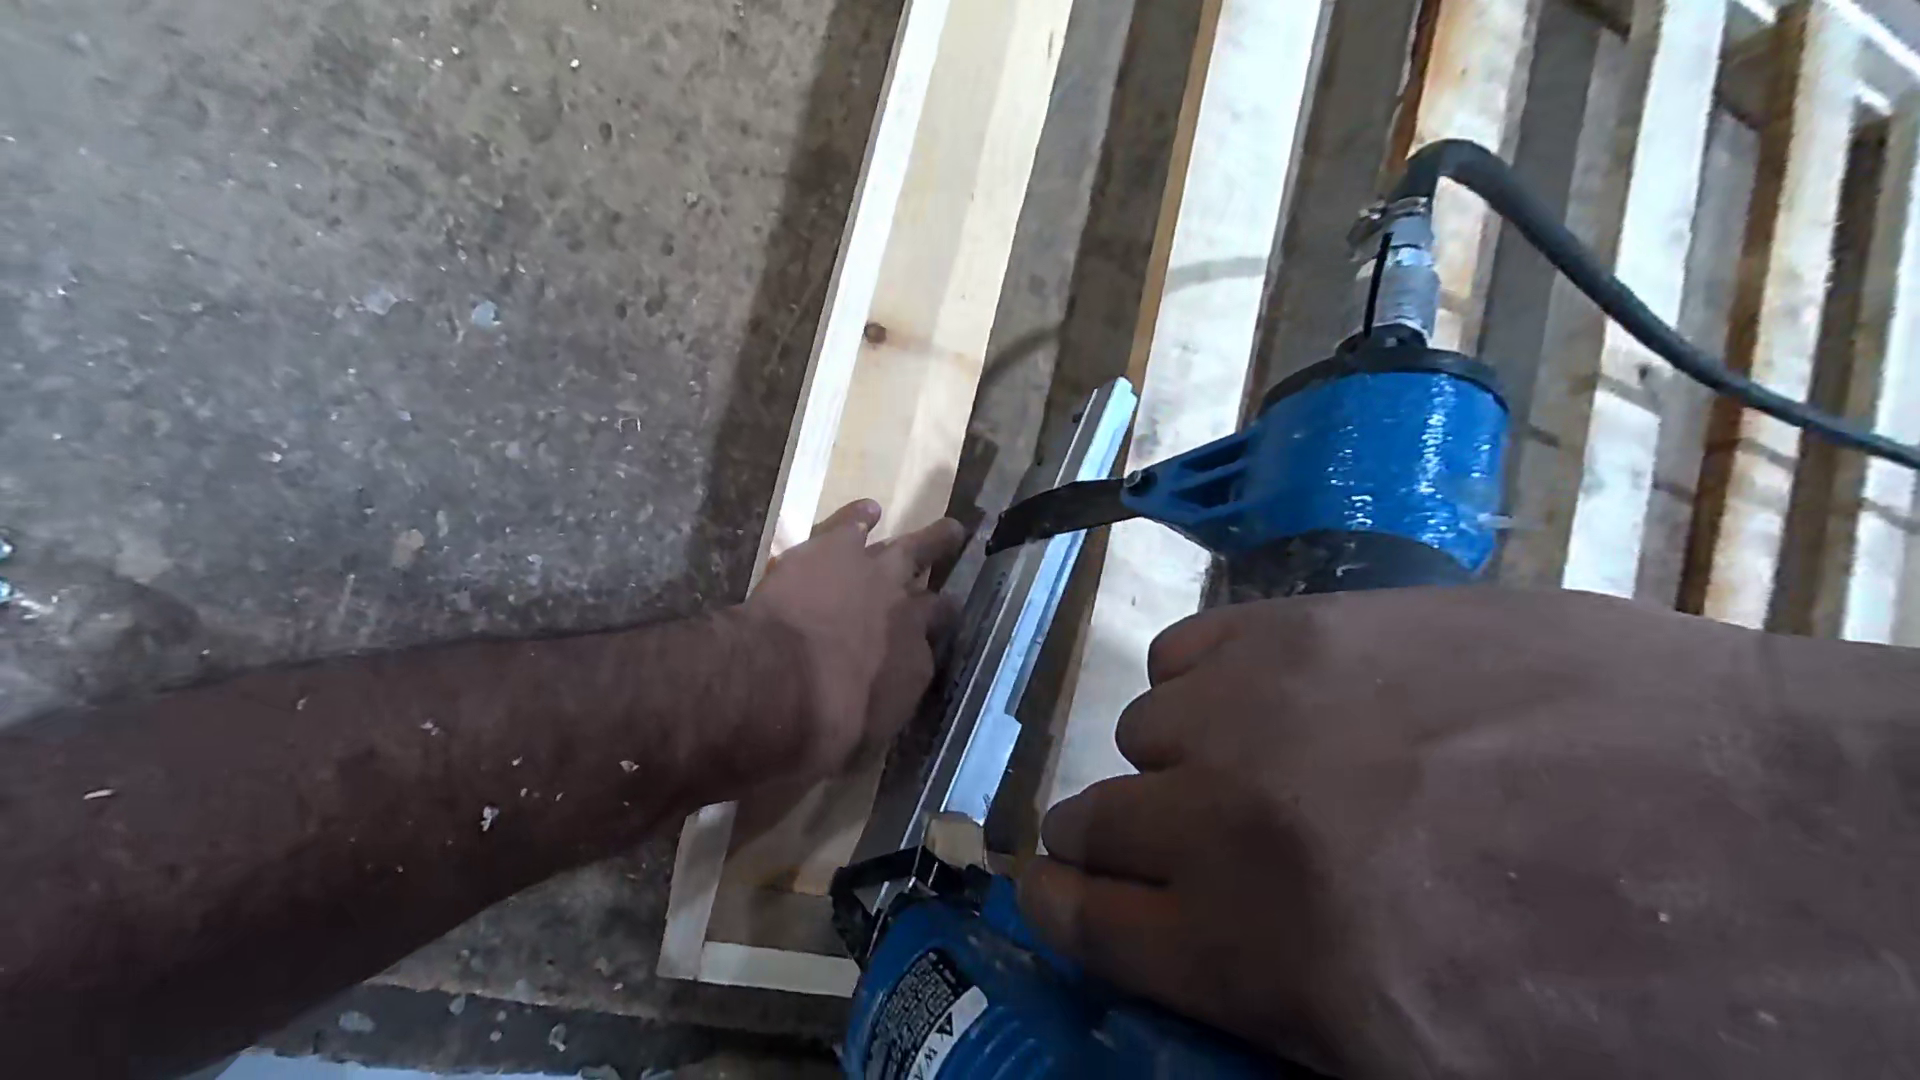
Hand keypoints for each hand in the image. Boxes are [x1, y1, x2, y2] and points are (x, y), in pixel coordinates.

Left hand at [743, 499, 963, 779]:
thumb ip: (875, 711)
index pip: (928, 648)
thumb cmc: (817, 730)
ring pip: (912, 549)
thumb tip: (874, 704)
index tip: (924, 638)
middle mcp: (906, 615)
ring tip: (947, 530)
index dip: (926, 640)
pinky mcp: (835, 550)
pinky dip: (861, 516)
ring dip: (929, 541)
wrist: (780, 684)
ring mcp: (875, 576)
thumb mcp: (860, 737)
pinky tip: (869, 509)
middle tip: (962, 578)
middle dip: (945, 591)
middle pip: (935, 596)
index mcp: (914, 665)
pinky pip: (853, 524)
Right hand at [1018, 589, 1919, 1077]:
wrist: (1790, 827)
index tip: (1040, 889)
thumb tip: (1192, 951)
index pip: (1089, 921)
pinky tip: (1261, 699)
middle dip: (1101, 843)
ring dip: (1175, 763)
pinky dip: (1202, 684)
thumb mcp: (1436, 1070)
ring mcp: (1262, 702)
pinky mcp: (1304, 622)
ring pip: (1143, 729)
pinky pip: (1186, 653)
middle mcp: (1235, 817)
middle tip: (1149, 848)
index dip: (1053, 906)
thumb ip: (1276, 1008)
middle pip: (1094, 821)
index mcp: (1267, 953)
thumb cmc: (1631, 996)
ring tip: (1245, 770)